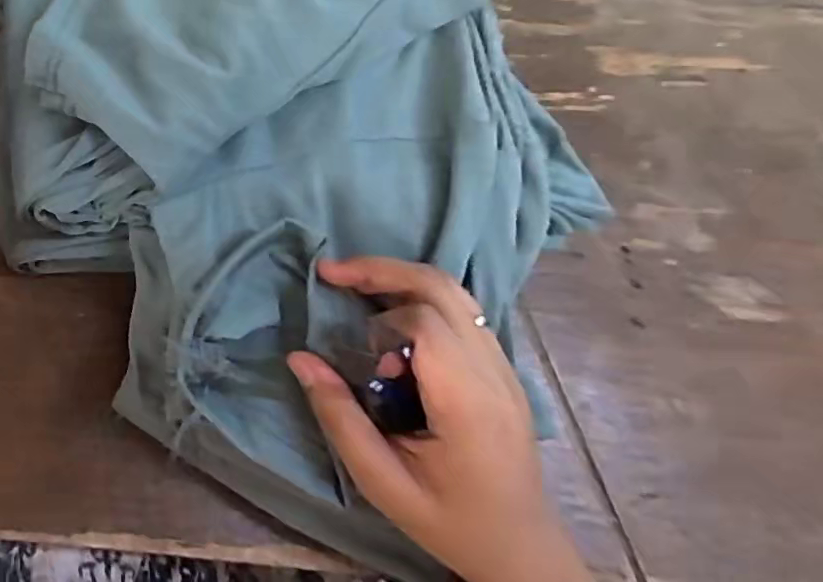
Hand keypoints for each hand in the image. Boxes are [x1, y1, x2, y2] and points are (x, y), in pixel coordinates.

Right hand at [287, 258, 588, 581]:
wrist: (523, 553)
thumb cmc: (449, 521)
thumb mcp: (382, 481)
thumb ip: (339, 416)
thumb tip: (299, 357)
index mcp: (467, 402)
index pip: (425, 322)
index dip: (381, 320)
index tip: (359, 351)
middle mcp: (493, 373)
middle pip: (440, 288)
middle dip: (382, 270)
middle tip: (332, 272)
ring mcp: (504, 367)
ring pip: (454, 291)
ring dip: (400, 277)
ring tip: (357, 282)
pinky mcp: (504, 368)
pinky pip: (463, 309)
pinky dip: (421, 294)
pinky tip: (393, 310)